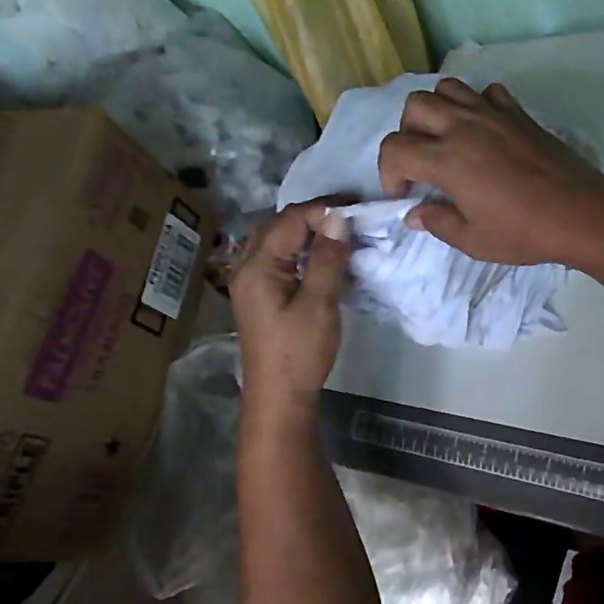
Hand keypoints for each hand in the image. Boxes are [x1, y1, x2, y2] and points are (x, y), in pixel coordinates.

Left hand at [229, 201, 351, 413]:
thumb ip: (328, 258)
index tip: (358, 207)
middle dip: (314, 216)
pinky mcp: (259, 296)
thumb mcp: (319, 303)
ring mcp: (249, 282)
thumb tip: (339, 218)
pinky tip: (321, 257)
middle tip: (350, 217)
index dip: (324, 209)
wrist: (280, 395)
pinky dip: (300, 250)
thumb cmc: (299, 351)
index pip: (291, 220)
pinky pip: (277, 258)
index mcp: (257, 265)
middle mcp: (246, 267)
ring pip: (276, 241)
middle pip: (279, 225)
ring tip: (339, 233)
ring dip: (306, 232)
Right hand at [378, 78, 603, 266]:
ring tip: (446, 140)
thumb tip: (415, 214)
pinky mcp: (518, 113)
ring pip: (448, 87)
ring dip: (437, 110)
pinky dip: (476, 104)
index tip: (404, 194)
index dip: (388, 172)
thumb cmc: (522, 232)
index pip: (395, 149)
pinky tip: (483, 131)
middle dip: (407, 133)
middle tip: (420, 163)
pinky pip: (487, 92)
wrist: (579, 213)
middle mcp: (464, 127)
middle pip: (415, 105)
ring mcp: (493, 114)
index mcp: (447, 160)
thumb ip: (438, 222)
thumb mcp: (472, 240)